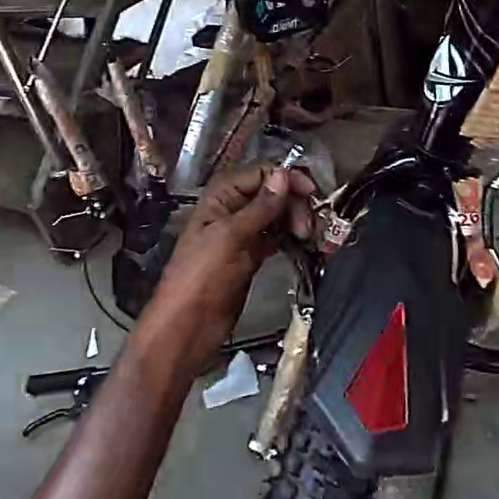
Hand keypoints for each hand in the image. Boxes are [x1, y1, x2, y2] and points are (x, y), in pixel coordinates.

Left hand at [152, 165, 315, 357]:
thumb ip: (260, 206)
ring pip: (278, 213)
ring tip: (309, 237)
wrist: (188, 326)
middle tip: (307, 227)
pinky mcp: (253, 254)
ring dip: (297, 219)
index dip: (287, 179)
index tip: (311, 193)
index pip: (262, 173)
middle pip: (274, 191)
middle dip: (295, 203)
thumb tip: (283, 175)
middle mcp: (234, 208)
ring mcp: (244, 231)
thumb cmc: (200, 276)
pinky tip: (303, 244)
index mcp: (222, 195)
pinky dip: (291, 237)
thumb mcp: (231, 236)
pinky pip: (277, 235)